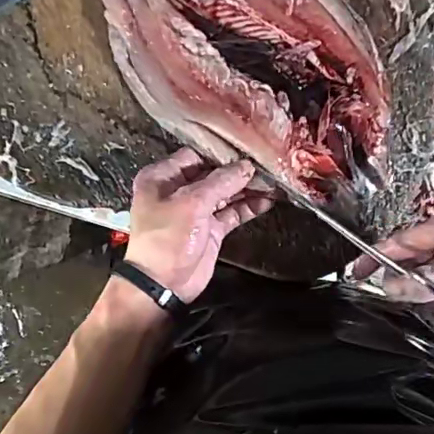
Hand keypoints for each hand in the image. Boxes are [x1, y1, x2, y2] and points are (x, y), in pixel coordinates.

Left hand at [123, 149, 272, 302]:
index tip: (247, 149)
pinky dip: (247, 208)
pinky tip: (266, 202)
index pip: (195, 156)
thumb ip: (221, 182)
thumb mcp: (191, 203)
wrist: (163, 284)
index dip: (220, 153)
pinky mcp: (210, 230)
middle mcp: (178, 191)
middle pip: (213, 175)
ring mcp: (195, 211)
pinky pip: (231, 213)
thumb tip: (247, 167)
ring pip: (225, 194)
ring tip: (272, 183)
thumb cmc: (168, 238)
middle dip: (238, 172)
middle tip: (266, 167)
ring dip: (247, 190)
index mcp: (162, 177)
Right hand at [353, 195, 433, 330]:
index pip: (407, 236)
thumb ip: (425, 280)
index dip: (378, 255)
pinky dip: (425, 284)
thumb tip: (388, 284)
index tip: (355, 271)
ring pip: (421, 260)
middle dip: (395, 270)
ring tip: (409, 298)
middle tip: (376, 290)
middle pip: (411, 247)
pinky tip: (425, 297)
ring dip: (411, 281)